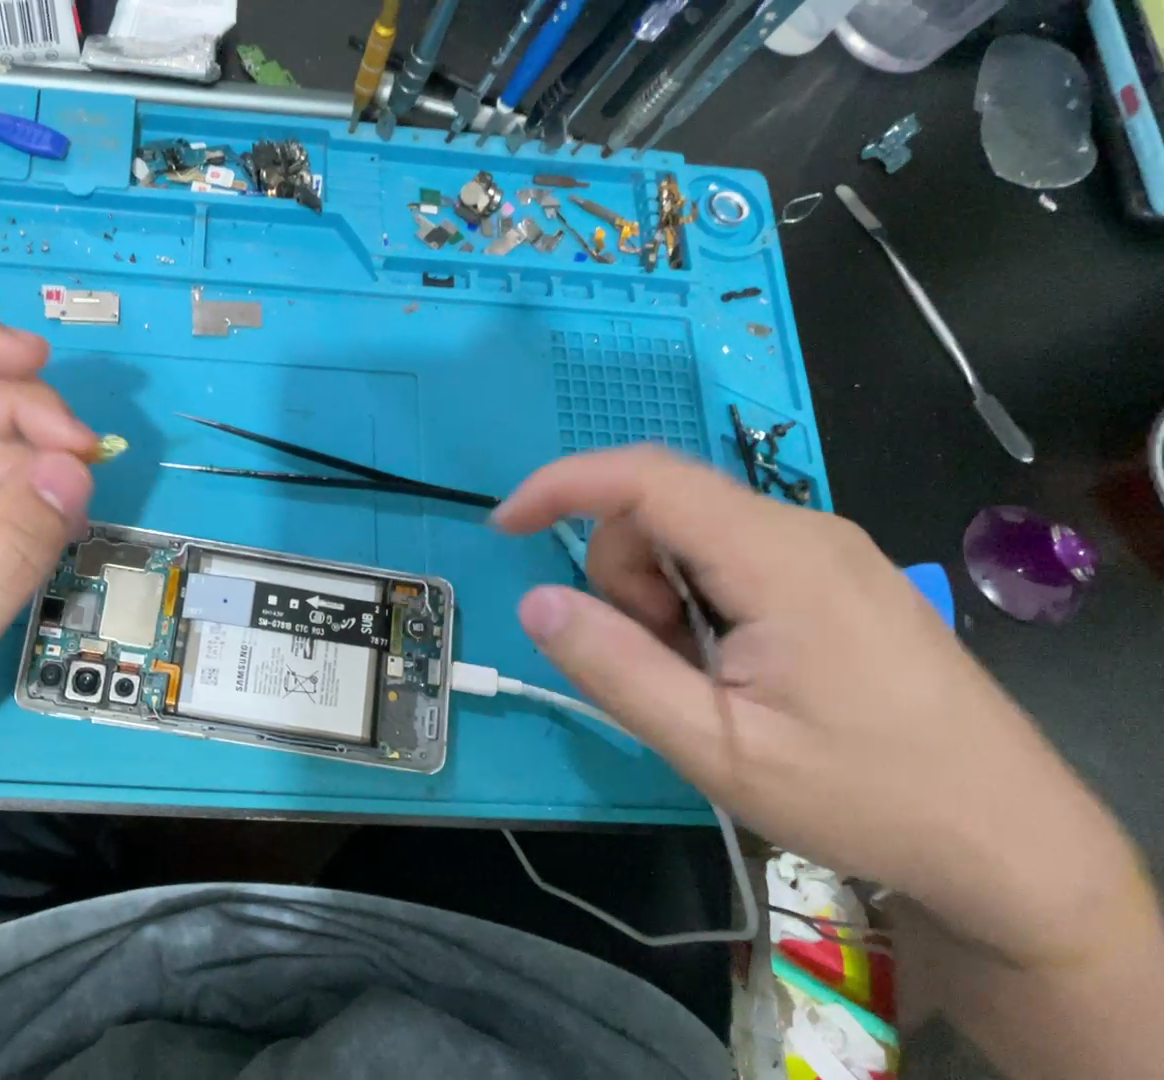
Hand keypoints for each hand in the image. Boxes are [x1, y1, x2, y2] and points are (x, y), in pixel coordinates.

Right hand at [492, 446, 1155, 968]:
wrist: (1012, 843)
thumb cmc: (862, 796)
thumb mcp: (714, 747)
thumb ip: (614, 668)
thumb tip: (536, 602)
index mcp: (776, 558)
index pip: (646, 478)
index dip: (560, 486)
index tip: (504, 529)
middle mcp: (803, 531)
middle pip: (660, 510)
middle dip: (622, 577)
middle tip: (651, 662)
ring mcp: (825, 551)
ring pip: (690, 535)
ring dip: (657, 596)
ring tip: (695, 676)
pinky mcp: (833, 577)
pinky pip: (727, 558)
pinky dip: (693, 602)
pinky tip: (726, 664)